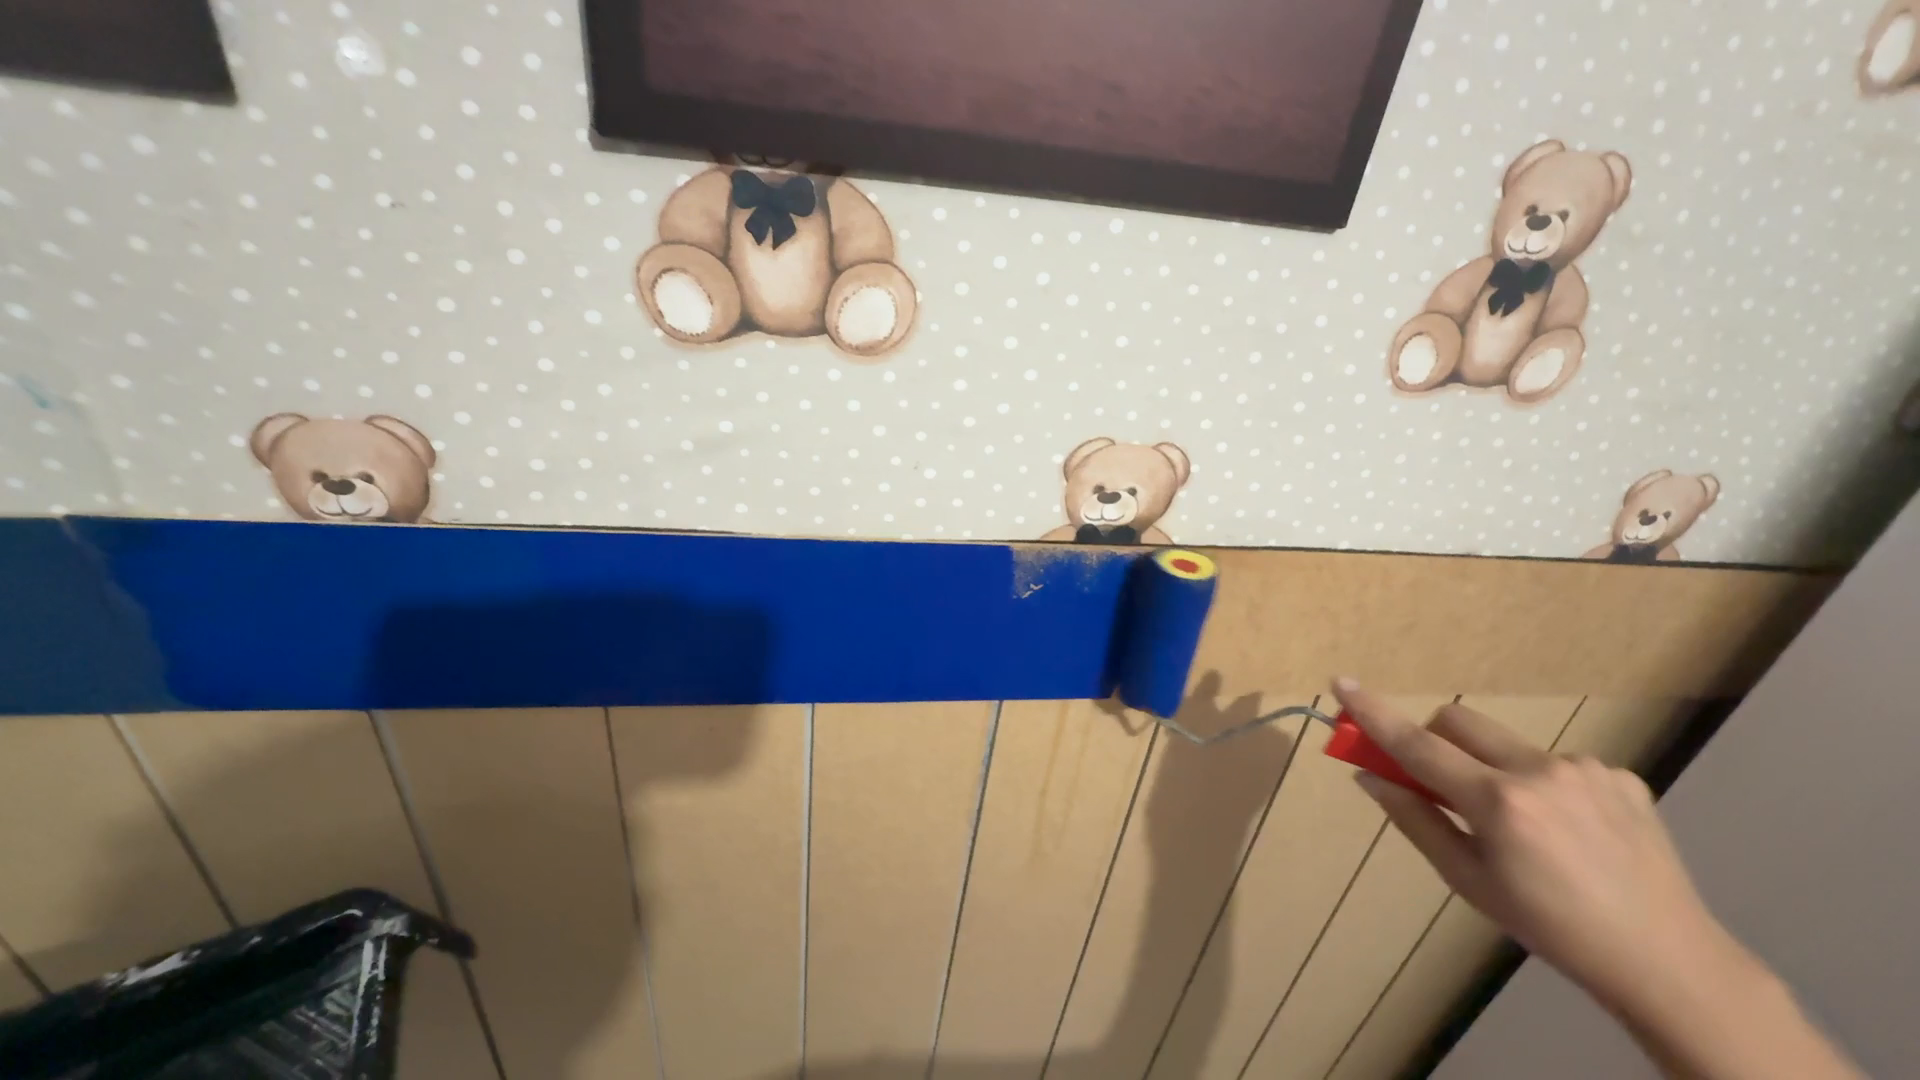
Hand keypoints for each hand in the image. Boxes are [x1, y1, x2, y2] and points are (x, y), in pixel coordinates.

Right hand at [1329, 678, 1740, 1011]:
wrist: (1666, 958)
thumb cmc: (1549, 926)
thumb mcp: (1468, 881)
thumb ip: (1415, 819)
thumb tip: (1371, 776)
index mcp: (1499, 803)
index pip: (1418, 746)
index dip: (1374, 715)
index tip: (1342, 685)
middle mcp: (1540, 770)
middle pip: (1458, 721)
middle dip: (1434, 740)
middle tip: (1436, 783)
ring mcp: (1586, 768)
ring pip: (1507, 745)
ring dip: (1492, 769)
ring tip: (1524, 830)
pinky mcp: (1620, 775)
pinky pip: (1554, 764)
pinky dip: (1540, 786)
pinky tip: (1568, 832)